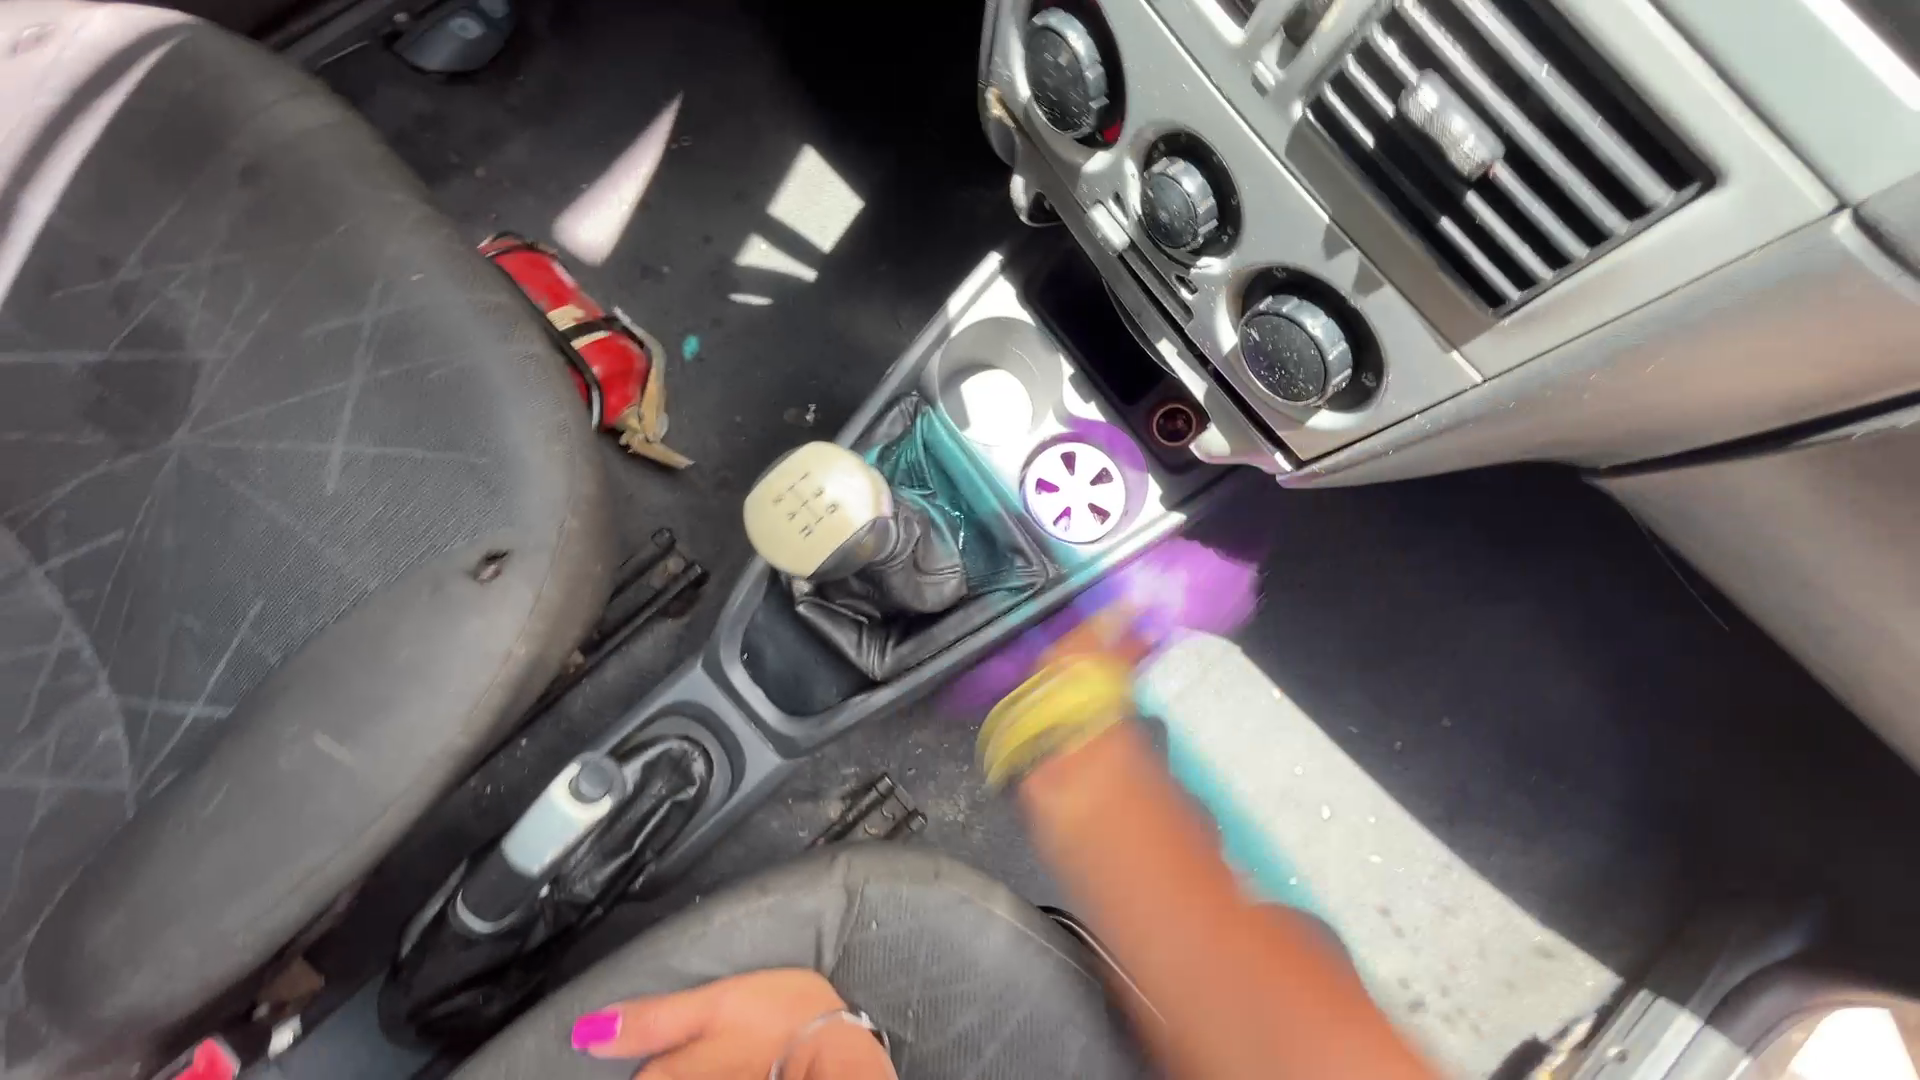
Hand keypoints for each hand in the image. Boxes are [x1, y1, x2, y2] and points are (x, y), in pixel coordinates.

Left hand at [569, 969, 895, 1078]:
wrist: (837, 1053)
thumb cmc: (776, 1018)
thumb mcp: (715, 1002)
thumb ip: (652, 1020)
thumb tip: (585, 1032)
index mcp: (667, 1077)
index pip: (633, 1075)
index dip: (632, 1055)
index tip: (636, 1042)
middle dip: (660, 1066)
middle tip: (692, 1042)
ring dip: (683, 1067)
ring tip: (714, 1050)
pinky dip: (709, 1070)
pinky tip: (740, 1061)